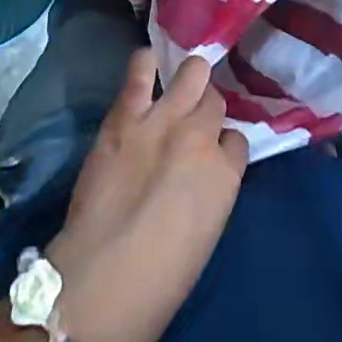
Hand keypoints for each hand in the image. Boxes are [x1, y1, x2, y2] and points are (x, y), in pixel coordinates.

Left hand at [43, 50, 247, 341]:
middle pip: (216, 101)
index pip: (238, 139)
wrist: (104, 276)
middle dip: (208, 108)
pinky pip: (141, 72)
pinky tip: (147, 63)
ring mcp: (163, 120)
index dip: (224, 144)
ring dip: (189, 78)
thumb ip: (213, 188)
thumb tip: (204, 170)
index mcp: (227, 174)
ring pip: (191, 75)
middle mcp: (201, 137)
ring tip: (178, 83)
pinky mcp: (125, 115)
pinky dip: (146, 64)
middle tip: (192, 119)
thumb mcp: (208, 231)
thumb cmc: (162, 277)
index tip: (212, 152)